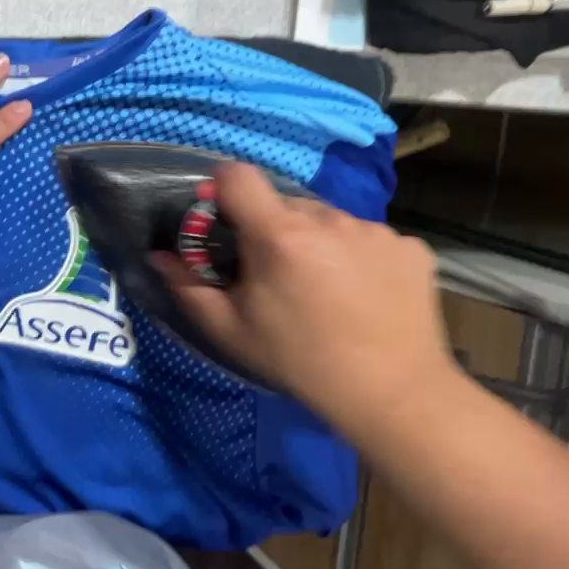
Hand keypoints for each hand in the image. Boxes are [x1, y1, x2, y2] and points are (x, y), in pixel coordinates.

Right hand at [153, 163, 454, 419]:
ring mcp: (375, 231)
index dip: (222, 190)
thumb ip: (187, 285)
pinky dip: (356, 255)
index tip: (222, 219)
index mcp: (278, 235)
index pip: (238, 176)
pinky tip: (360, 293)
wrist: (393, 393)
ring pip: (327, 220)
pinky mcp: (410, 247)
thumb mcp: (228, 328)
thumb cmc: (298, 360)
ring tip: (321, 286)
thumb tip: (159, 255)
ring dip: (314, 240)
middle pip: (283, 203)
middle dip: (270, 227)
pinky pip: (366, 237)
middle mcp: (328, 220)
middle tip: (273, 272)